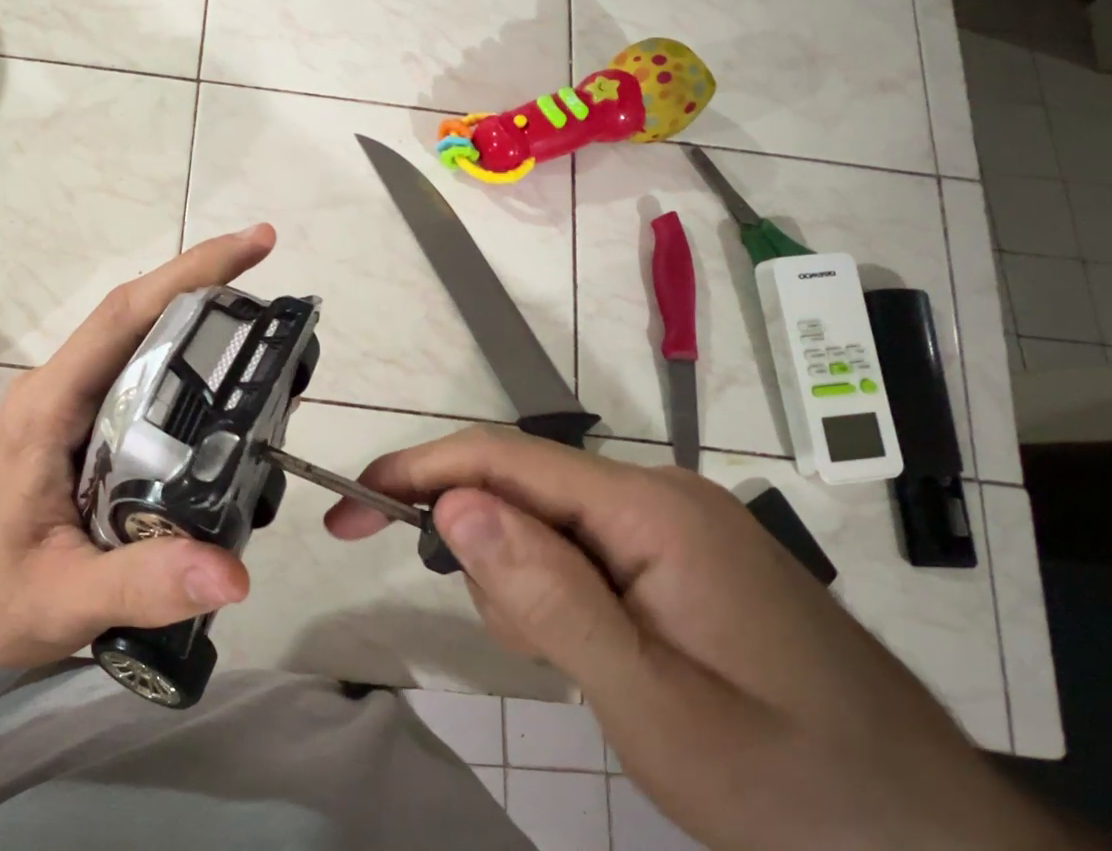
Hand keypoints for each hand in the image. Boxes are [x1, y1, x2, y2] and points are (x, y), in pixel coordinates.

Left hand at [0, 226, 274, 674]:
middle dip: (205, 293)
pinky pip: (130, 386)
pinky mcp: (70, 432)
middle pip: (134, 321)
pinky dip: (177, 377)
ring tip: (261, 349)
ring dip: (193, 335)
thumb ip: (145, 584)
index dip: (190, 274)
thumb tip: (233, 572)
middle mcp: (53, 393)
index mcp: (46, 409)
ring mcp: (60, 410)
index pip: (123, 319)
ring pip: (134, 350)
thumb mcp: (69, 598)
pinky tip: (217, 403)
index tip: (254, 245)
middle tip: (276, 305)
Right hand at [329, 427, 1093, 850]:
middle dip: (489, 562)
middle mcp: (663, 498)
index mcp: (652, 511)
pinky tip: (607, 660)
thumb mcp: (647, 699)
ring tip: (586, 672)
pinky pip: (585, 557)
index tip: (344, 513)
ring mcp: (677, 530)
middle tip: (534, 653)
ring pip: (547, 529)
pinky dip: (563, 602)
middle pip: (521, 492)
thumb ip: (546, 595)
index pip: (500, 458)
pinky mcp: (684, 564)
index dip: (411, 475)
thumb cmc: (786, 779)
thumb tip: (452, 502)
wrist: (925, 840)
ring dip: (529, 593)